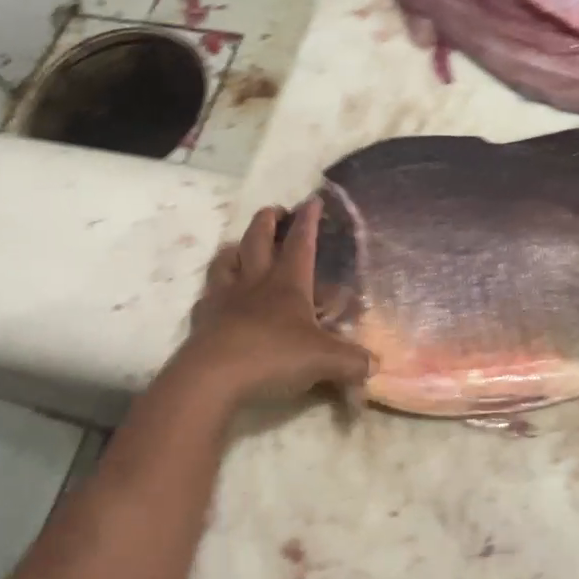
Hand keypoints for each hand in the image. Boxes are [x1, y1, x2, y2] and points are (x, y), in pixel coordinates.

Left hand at [179, 199, 371, 404]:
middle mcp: (255, 282)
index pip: (301, 242)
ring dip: (234, 249)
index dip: (308, 220)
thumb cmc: (273, 356)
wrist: (212, 377)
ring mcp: (224, 299)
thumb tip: (376, 367)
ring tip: (240, 247)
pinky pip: (206, 299)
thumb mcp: (324, 361)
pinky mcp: (202, 321)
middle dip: (268, 220)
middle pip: (258, 239)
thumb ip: (352, 362)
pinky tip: (215, 300)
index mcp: (288, 283)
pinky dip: (212, 293)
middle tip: (275, 211)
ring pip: (225, 261)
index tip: (312, 200)